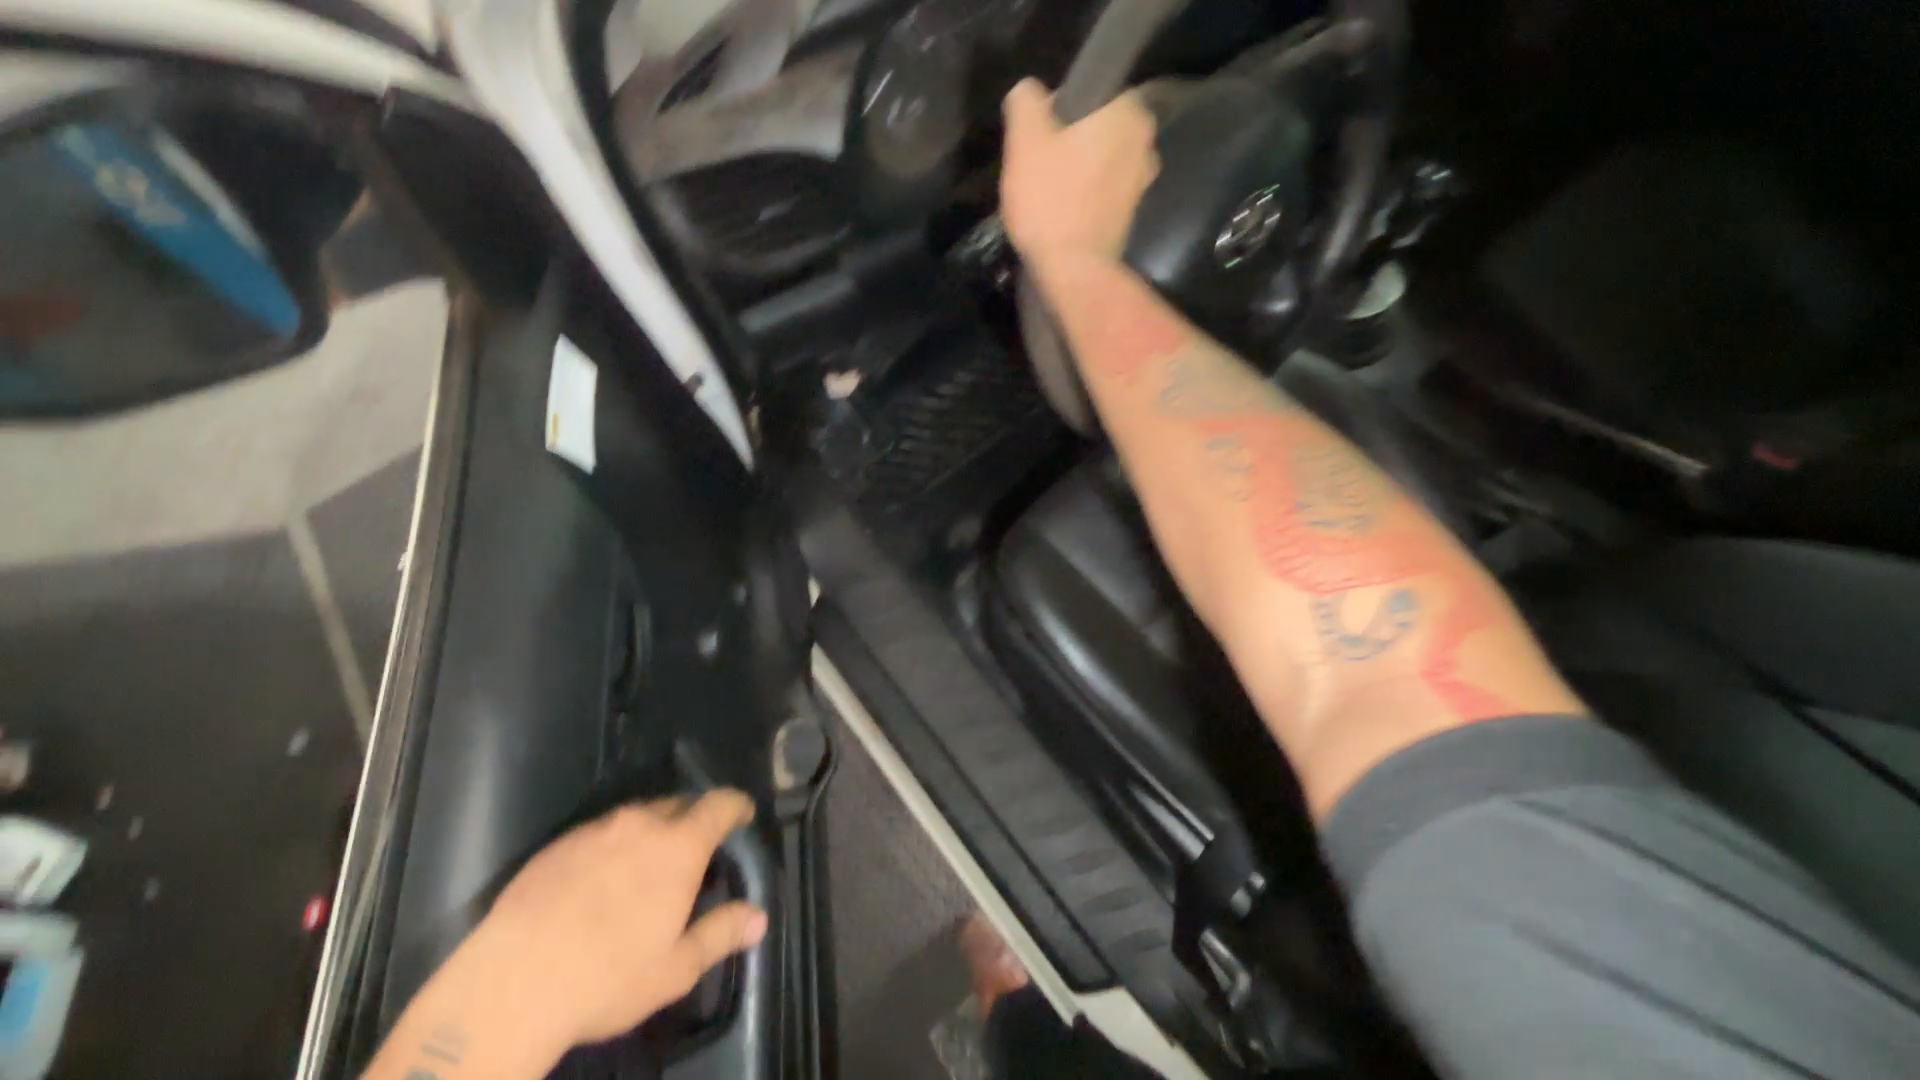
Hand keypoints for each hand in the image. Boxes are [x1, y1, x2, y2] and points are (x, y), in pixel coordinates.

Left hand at [460, 793, 765, 1047]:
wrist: (511, 984)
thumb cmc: (608, 978)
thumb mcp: (676, 967)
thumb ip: (721, 933)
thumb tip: (758, 917)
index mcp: (678, 847)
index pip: (718, 805)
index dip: (736, 806)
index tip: (743, 815)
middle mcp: (638, 825)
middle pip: (677, 804)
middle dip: (693, 818)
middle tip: (698, 848)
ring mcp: (592, 832)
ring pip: (634, 818)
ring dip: (650, 833)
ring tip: (649, 865)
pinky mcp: (555, 847)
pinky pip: (597, 835)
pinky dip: (611, 848)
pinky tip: (600, 882)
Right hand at [999, 78, 1158, 267]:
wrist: (1074, 269)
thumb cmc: (1050, 199)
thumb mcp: (1024, 141)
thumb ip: (1026, 101)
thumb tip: (1029, 90)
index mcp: (1127, 110)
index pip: (1090, 88)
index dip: (1058, 108)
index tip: (1037, 135)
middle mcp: (1145, 138)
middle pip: (1096, 124)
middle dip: (1068, 139)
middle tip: (1037, 164)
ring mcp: (1143, 177)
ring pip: (1100, 156)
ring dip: (1077, 166)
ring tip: (1047, 190)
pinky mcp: (1133, 209)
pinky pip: (1104, 186)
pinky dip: (1086, 191)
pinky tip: (1063, 209)